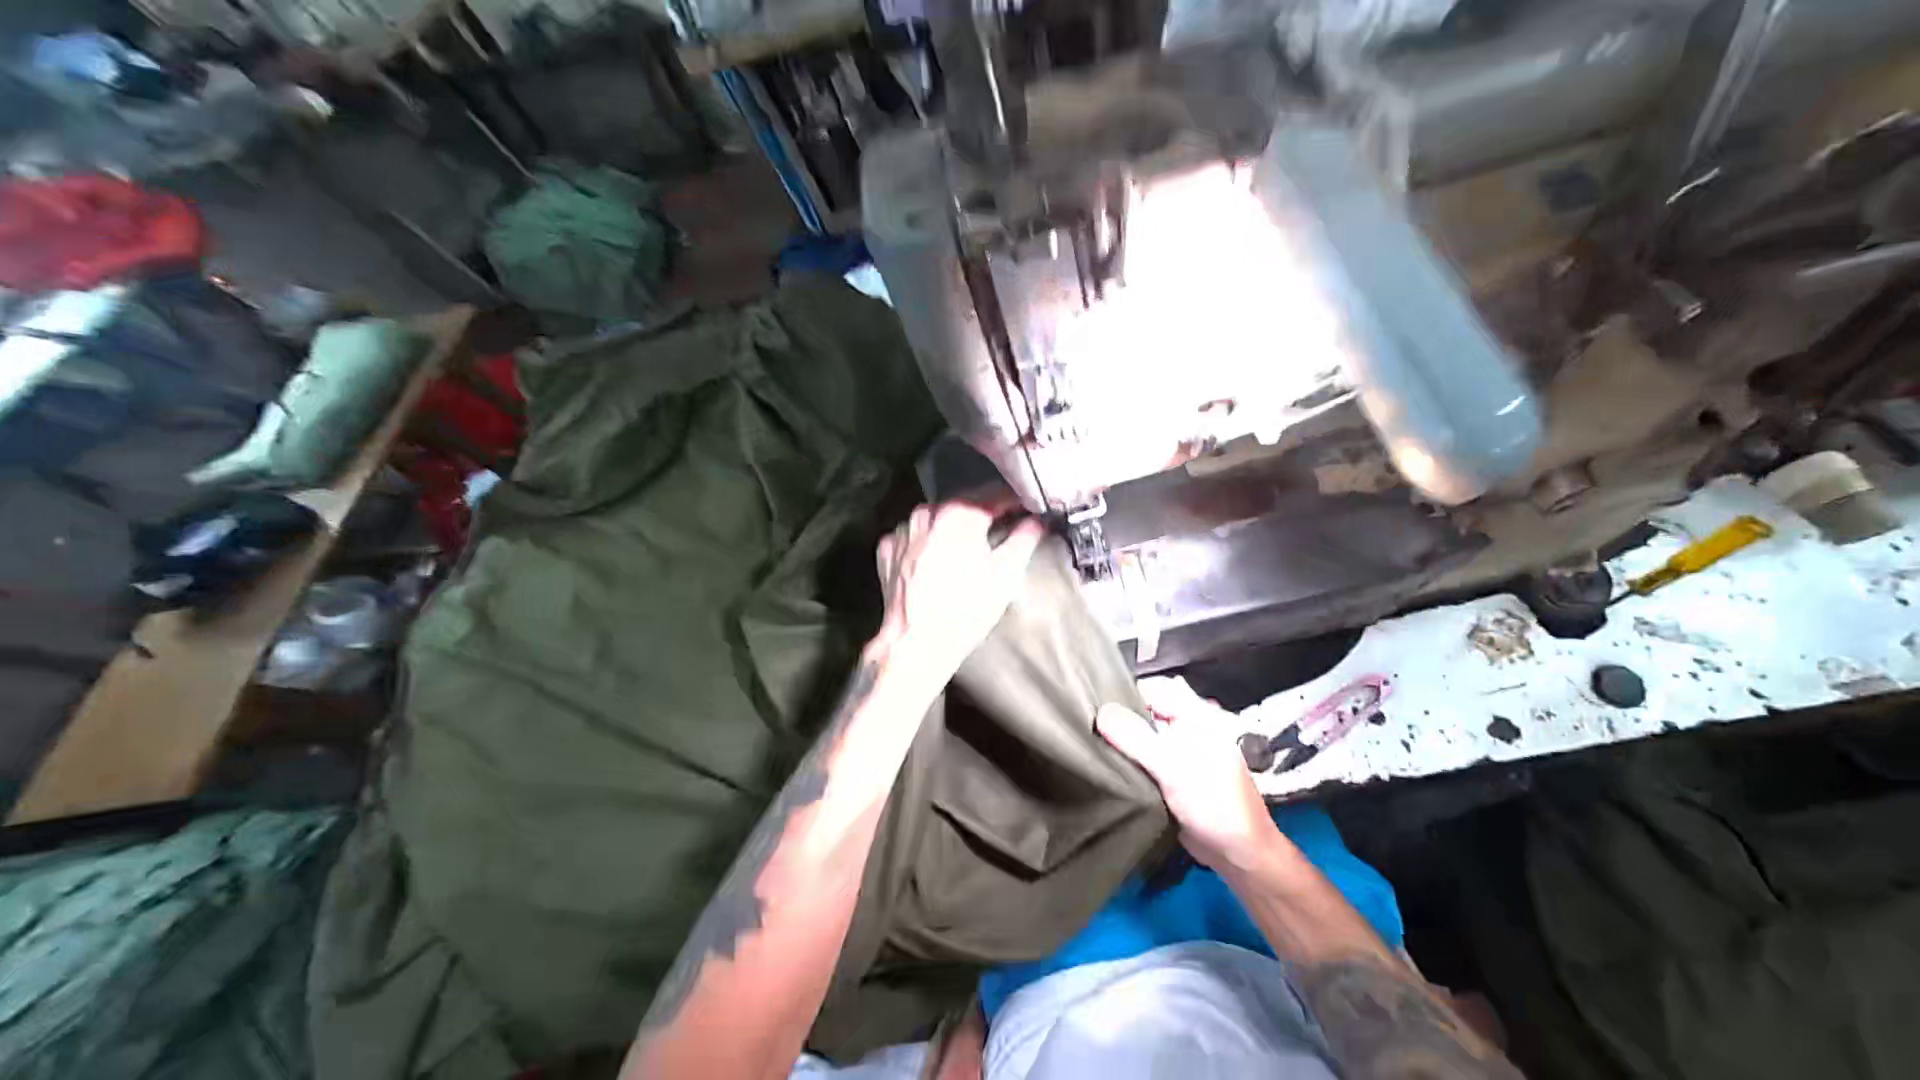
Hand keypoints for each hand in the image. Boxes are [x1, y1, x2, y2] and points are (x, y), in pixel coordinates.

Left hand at [874, 500, 1046, 680]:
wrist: (915, 644)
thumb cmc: (965, 610)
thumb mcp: (1005, 575)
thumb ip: (1024, 539)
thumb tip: (1036, 521)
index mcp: (959, 514)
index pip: (994, 496)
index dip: (1014, 501)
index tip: (1026, 507)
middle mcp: (926, 514)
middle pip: (962, 505)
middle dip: (982, 514)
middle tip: (1001, 528)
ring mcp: (903, 531)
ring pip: (935, 519)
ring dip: (951, 528)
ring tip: (966, 549)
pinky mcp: (888, 550)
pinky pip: (914, 537)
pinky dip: (926, 543)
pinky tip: (935, 562)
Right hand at [1097, 676, 1283, 872]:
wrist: (1238, 853)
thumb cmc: (1212, 802)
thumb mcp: (1170, 765)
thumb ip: (1134, 736)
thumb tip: (1100, 712)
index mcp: (1196, 714)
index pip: (1153, 688)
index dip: (1125, 692)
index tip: (1095, 704)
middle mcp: (1188, 726)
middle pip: (1146, 710)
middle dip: (1121, 717)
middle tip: (1090, 725)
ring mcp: (1180, 751)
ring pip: (1143, 735)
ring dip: (1124, 740)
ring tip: (1094, 743)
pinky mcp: (1173, 774)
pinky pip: (1145, 758)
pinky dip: (1129, 759)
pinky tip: (1109, 764)